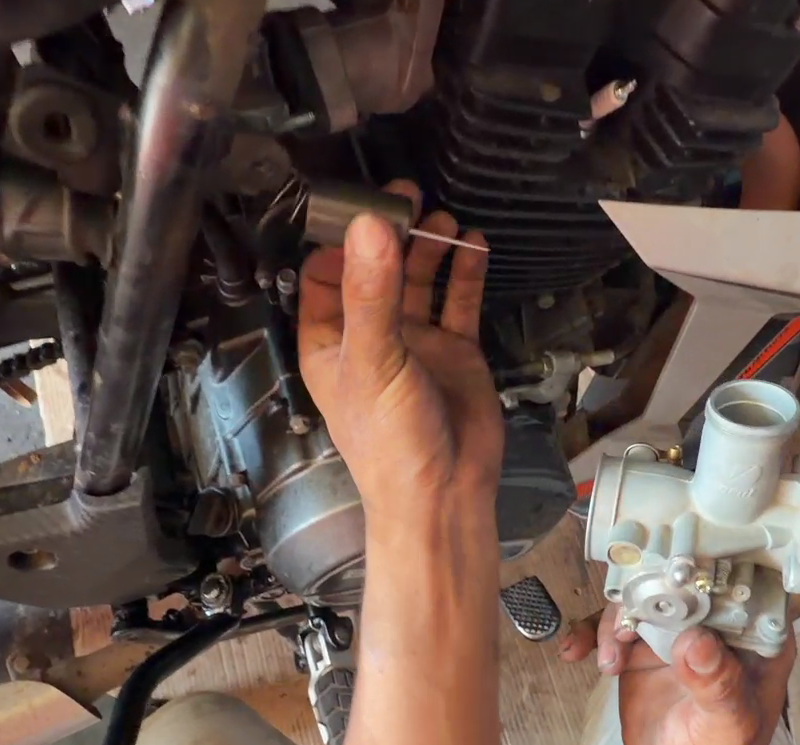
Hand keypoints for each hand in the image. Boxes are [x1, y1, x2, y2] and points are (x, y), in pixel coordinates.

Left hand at [298, 181, 500, 518]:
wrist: (445, 492)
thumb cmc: (390, 443)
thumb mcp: (374, 363)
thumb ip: (371, 295)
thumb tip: (369, 225)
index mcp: (331, 342)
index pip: (324, 275)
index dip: (340, 240)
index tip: (362, 204)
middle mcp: (372, 337)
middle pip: (376, 269)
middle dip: (390, 233)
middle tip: (408, 196)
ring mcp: (416, 343)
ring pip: (420, 281)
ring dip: (430, 249)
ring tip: (444, 219)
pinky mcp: (456, 352)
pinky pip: (459, 303)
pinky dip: (466, 274)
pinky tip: (474, 246)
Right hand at [558, 608, 796, 744]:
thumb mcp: (728, 726)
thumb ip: (716, 684)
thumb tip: (695, 641)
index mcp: (753, 634)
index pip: (728, 585)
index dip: (695, 576)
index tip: (664, 585)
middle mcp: (714, 626)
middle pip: (673, 585)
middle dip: (642, 598)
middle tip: (623, 629)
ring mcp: (675, 635)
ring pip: (638, 602)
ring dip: (613, 622)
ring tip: (608, 661)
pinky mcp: (642, 649)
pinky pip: (613, 629)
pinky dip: (591, 634)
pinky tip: (575, 651)